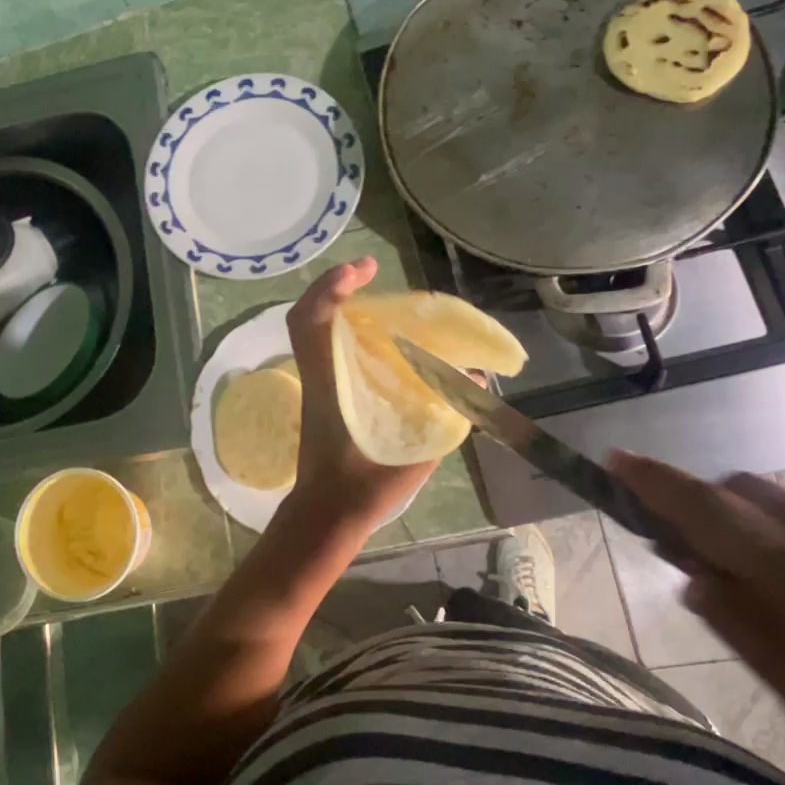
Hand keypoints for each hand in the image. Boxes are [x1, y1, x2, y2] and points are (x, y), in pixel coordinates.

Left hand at [283, 258, 436, 528]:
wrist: (327, 515)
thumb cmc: (363, 487)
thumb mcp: (414, 453)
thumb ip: (446, 415)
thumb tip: (474, 380)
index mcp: (329, 382)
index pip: (311, 321)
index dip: (330, 287)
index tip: (363, 270)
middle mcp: (317, 376)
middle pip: (310, 317)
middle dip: (338, 288)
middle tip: (373, 275)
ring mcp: (315, 385)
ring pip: (316, 332)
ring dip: (341, 308)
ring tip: (378, 302)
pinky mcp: (321, 397)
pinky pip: (326, 351)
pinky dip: (346, 333)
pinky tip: (381, 341)